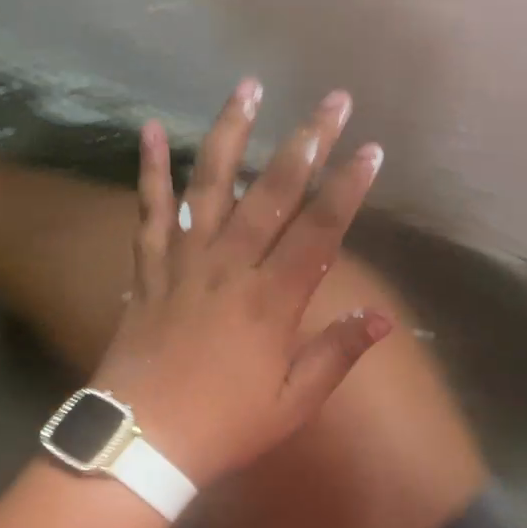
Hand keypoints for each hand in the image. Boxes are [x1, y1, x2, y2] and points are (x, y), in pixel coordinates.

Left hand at [91, 79, 391, 487]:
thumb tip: (383, 318)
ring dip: (231, 134)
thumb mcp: (292, 403)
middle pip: (271, 194)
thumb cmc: (225, 428)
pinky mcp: (148, 273)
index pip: (319, 233)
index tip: (370, 150)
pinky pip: (149, 214)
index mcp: (272, 303)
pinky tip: (150, 132)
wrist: (143, 439)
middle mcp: (230, 270)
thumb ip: (335, 355)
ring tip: (249, 88)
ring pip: (209, 187)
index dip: (347, 190)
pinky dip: (150, 172)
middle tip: (331, 102)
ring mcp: (184, 265)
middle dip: (306, 143)